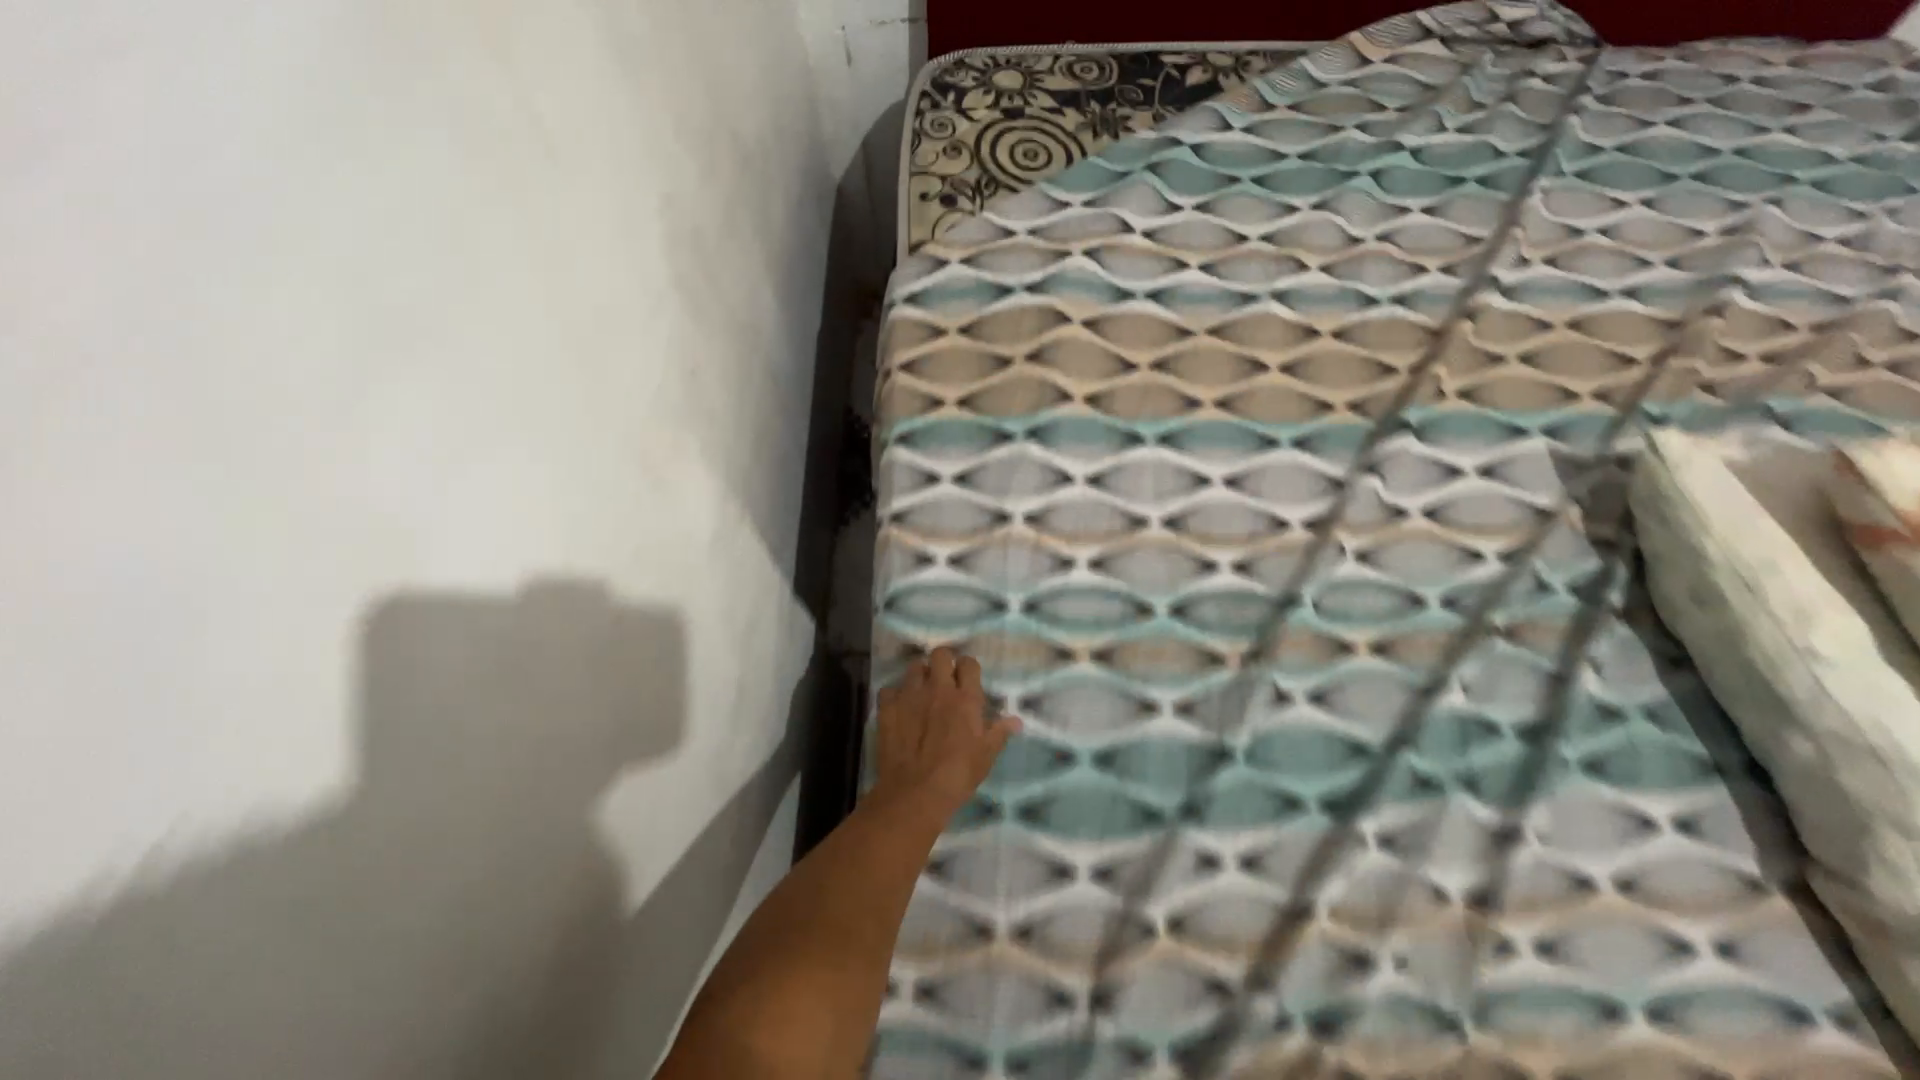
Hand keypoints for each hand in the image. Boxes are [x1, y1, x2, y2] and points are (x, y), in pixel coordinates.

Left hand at [868, 647, 1021, 824]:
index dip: (968, 668)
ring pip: (913, 668)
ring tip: (921, 693)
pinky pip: (889, 690)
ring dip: (919, 676)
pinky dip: (894, 696)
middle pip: (940, 654)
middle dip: (943, 663)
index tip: (967, 680)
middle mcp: (938, 689)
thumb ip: (999, 733)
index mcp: (965, 699)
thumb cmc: (958, 775)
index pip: (969, 664)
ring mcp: (910, 696)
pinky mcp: (887, 708)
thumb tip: (1016, 720)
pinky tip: (898, 708)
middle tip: (943, 680)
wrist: (915, 792)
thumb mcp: (986, 756)